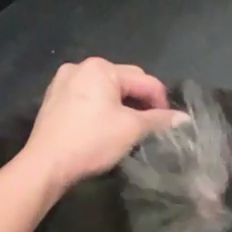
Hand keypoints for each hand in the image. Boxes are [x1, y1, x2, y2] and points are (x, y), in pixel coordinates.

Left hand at [18, 58, 185, 194]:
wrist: (46, 164)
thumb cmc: (92, 141)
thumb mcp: (131, 129)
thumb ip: (159, 120)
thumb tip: (185, 118)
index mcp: (101, 68)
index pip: (144, 80)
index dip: (162, 102)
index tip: (169, 125)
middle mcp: (81, 67)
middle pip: (124, 81)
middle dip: (140, 102)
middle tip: (149, 127)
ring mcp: (63, 82)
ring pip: (105, 90)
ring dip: (121, 106)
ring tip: (129, 128)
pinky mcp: (53, 99)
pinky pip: (87, 98)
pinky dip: (101, 109)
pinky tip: (104, 127)